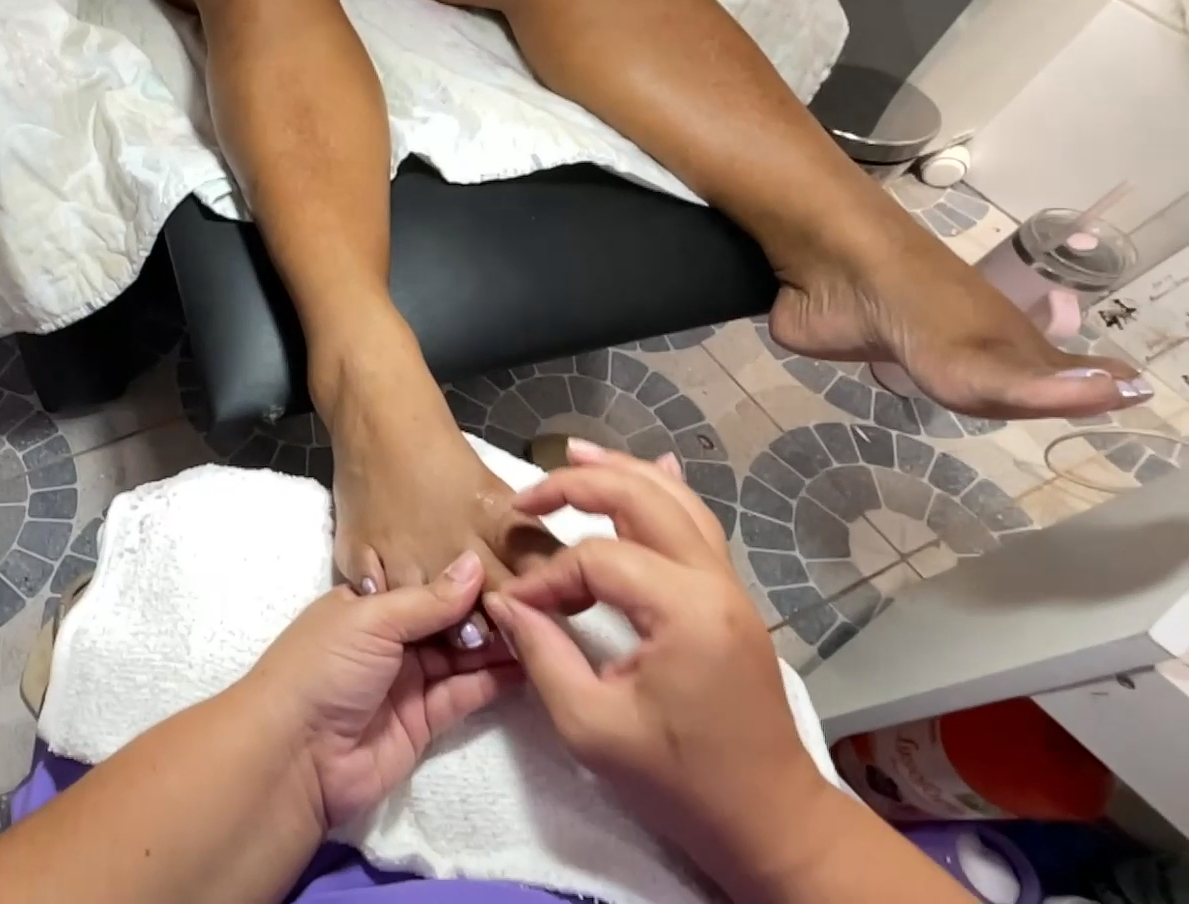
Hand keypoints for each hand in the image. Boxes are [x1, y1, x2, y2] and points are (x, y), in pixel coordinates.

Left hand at [240, 552, 519, 830]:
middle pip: (444, 622)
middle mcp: (386, 640)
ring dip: (493, 645)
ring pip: (457, 657)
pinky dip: (491, 681)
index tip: (509, 568)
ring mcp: (404, 682)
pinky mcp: (421, 723)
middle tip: (536, 601)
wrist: (294, 753)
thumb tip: (474, 562)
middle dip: (484, 613)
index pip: (421, 586)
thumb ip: (428, 598)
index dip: (461, 581)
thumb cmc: (324, 667)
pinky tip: (527, 665)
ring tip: (541, 629)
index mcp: (365, 606)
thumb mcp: (371, 619)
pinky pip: (461, 695)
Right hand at [483, 441, 833, 878]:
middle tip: (527, 497)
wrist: (771, 821)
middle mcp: (714, 583)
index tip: (514, 609)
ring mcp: (729, 587)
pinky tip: (650, 469)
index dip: (545, 577)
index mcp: (685, 612)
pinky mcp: (729, 599)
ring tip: (574, 455)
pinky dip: (664, 492)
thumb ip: (541, 654)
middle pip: (643, 498)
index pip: (595, 560)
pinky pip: (697, 525)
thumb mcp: (591, 726)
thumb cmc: (680, 781)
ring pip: (676, 501)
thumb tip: (505, 604)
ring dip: (622, 473)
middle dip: (578, 486)